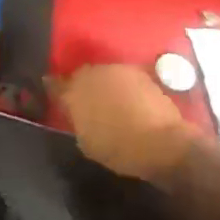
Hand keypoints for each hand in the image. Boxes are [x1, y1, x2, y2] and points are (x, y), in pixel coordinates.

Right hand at [55, 63, 198, 183]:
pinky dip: (125, 88)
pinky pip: (125, 79)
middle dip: (82, 86)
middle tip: (88, 101)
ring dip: (104, 85)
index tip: (55, 94)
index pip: (54, 84)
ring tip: (112, 102)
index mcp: (73, 92)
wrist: (164, 144)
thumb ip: (77, 122)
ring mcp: (116, 70)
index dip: (54, 89)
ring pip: (103, 75)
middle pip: (80, 76)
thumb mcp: (88, 143)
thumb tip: (76, 114)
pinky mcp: (140, 73)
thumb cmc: (121, 149)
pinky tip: (132, 102)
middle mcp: (91, 74)